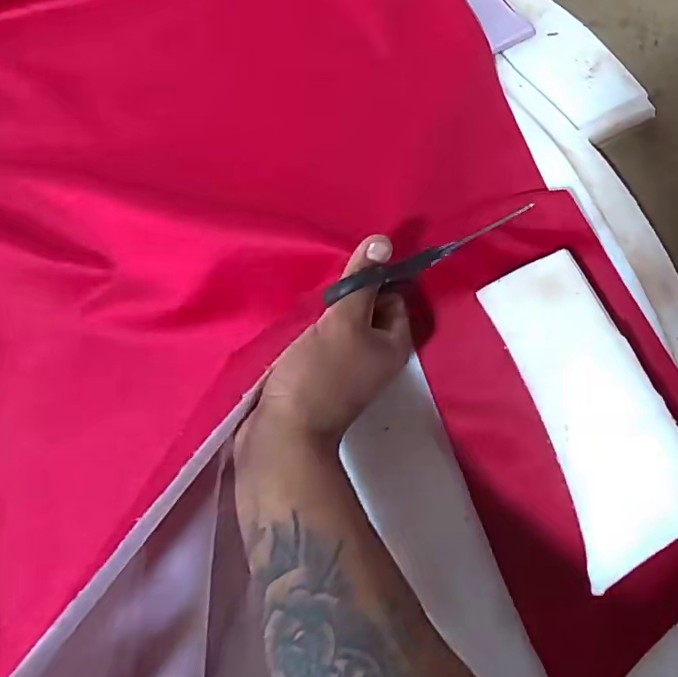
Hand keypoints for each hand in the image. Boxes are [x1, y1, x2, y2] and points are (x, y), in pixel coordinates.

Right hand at [249, 235, 412, 450]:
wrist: (281, 436)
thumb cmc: (319, 374)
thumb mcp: (343, 321)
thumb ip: (362, 282)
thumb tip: (384, 241)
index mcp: (396, 343)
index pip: (393, 298)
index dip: (373, 284)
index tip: (345, 275)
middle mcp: (379, 356)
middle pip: (366, 313)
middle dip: (345, 299)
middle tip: (319, 287)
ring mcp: (350, 370)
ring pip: (341, 329)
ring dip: (323, 316)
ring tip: (302, 301)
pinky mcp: (321, 379)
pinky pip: (320, 346)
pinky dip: (308, 334)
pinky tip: (289, 323)